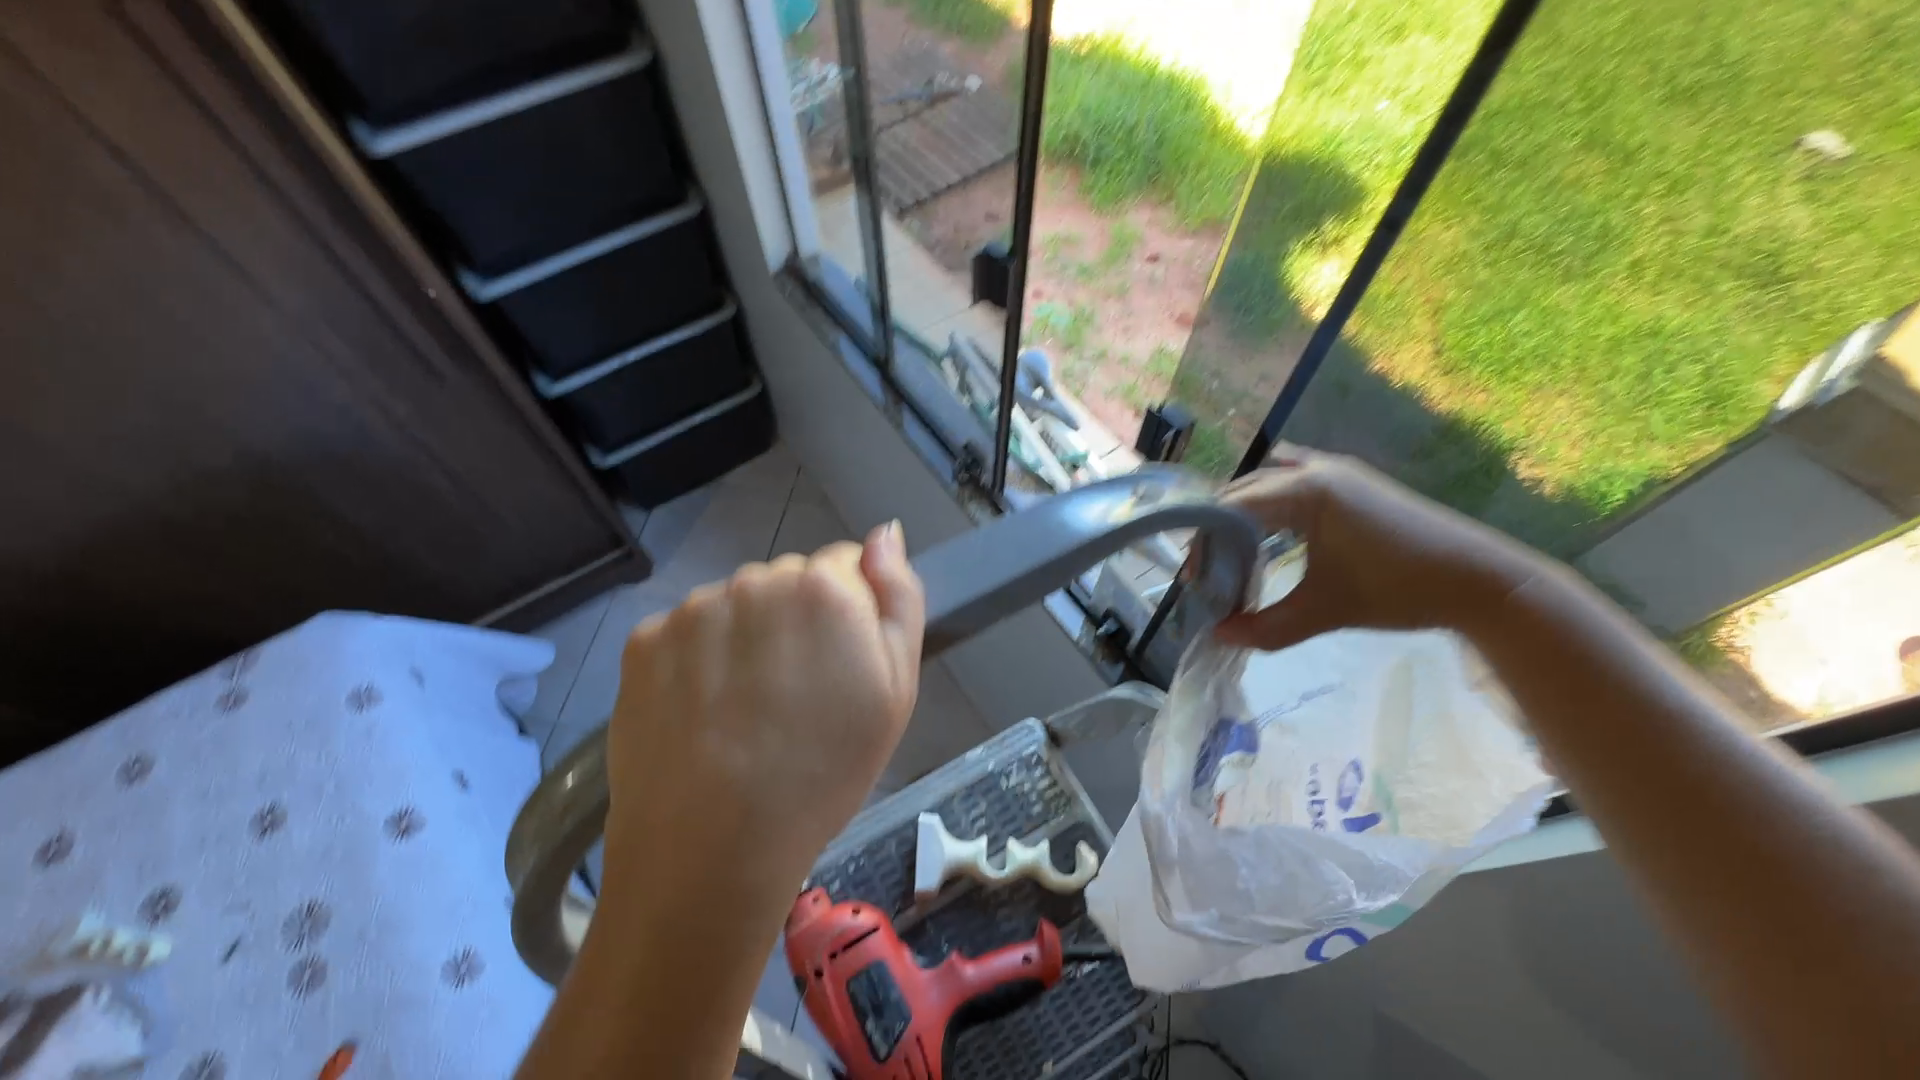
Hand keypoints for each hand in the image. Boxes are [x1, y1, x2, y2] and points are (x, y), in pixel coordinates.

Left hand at [601, 522, 924, 902]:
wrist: (711, 850)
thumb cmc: (823, 775)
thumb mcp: (896, 692)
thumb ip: (900, 599)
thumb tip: (886, 533)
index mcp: (822, 588)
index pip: (843, 568)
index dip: (847, 618)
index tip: (837, 670)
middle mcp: (753, 579)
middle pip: (785, 583)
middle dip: (795, 623)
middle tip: (793, 700)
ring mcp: (691, 609)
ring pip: (734, 607)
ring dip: (744, 639)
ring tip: (743, 714)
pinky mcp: (643, 641)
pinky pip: (686, 634)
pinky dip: (696, 662)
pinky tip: (701, 715)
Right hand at [1213, 445, 1545, 650]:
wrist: (1481, 581)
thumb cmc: (1399, 590)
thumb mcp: (1325, 611)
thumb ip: (1266, 627)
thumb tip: (1218, 636)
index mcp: (1305, 490)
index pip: (1231, 507)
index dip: (1203, 543)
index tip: (1194, 580)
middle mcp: (1316, 469)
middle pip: (1245, 490)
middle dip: (1219, 528)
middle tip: (1210, 571)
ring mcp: (1339, 472)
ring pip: (1270, 481)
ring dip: (1246, 512)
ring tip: (1236, 553)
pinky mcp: (1355, 484)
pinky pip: (1296, 481)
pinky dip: (1275, 503)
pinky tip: (1277, 535)